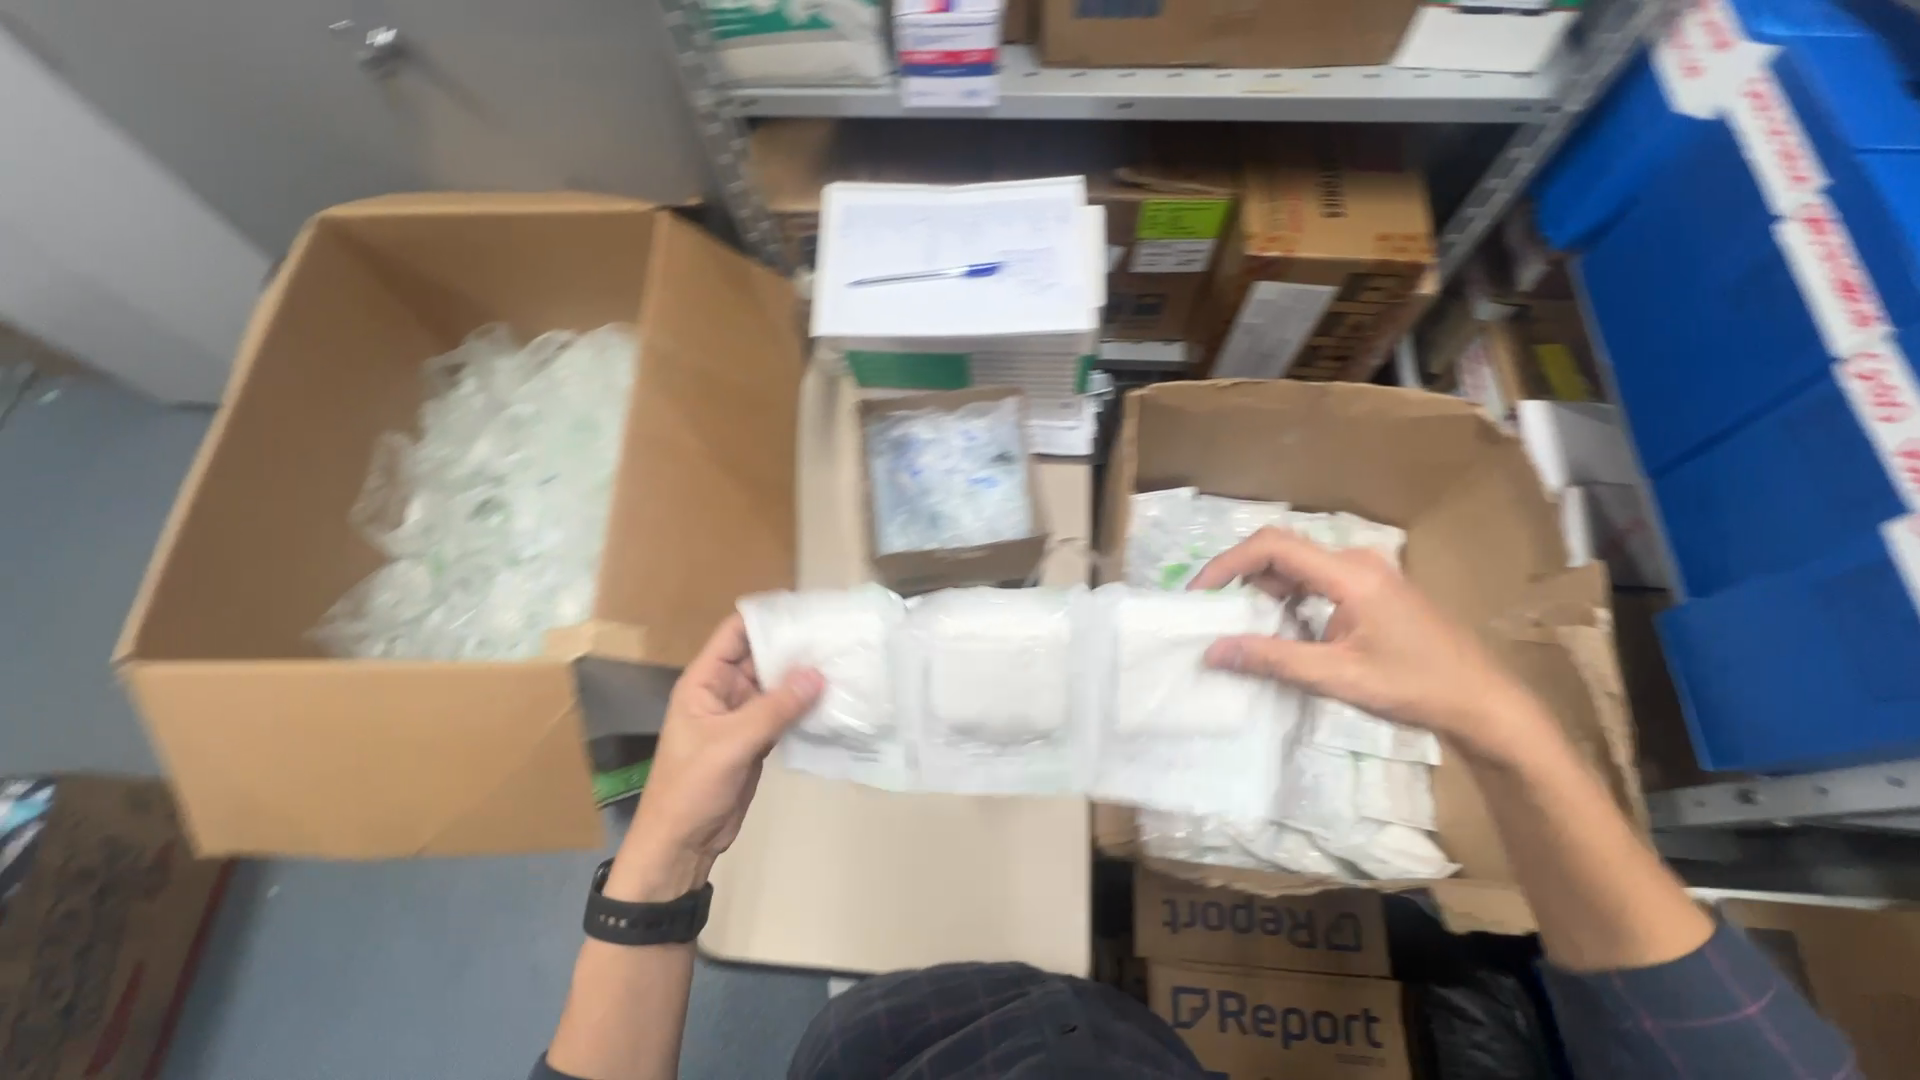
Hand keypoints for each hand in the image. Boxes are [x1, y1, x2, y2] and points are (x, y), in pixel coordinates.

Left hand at [610, 616, 822, 900]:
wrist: (681, 845)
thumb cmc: (691, 788)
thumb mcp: (730, 744)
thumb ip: (774, 709)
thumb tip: (817, 675)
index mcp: (704, 682)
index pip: (735, 634)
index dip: (766, 618)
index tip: (806, 609)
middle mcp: (723, 693)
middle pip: (761, 657)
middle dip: (794, 648)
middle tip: (837, 637)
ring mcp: (741, 718)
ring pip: (776, 687)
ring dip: (803, 679)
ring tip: (843, 663)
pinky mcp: (756, 741)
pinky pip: (783, 715)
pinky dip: (805, 708)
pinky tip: (833, 701)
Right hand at [1187, 527, 1550, 763]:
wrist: (1483, 702)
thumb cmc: (1414, 687)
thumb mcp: (1337, 677)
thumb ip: (1273, 659)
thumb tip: (1213, 651)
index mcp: (1350, 574)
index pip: (1273, 546)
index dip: (1227, 564)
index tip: (1199, 594)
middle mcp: (1356, 561)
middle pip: (1281, 551)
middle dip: (1240, 577)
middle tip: (1210, 611)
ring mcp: (1367, 573)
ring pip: (1297, 567)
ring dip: (1263, 591)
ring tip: (1237, 624)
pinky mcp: (1371, 589)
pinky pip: (1315, 581)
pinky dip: (1287, 599)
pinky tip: (1278, 630)